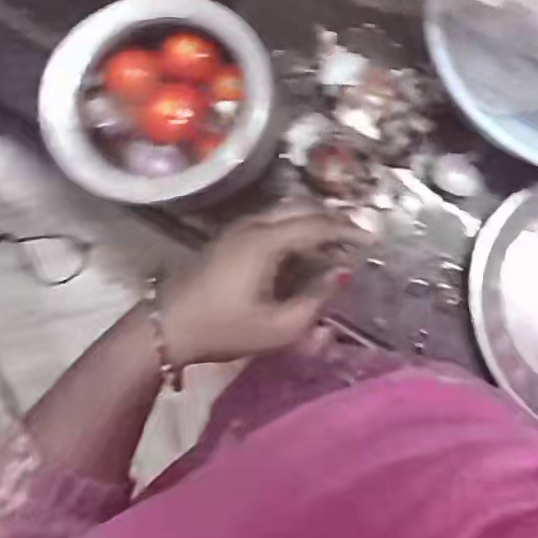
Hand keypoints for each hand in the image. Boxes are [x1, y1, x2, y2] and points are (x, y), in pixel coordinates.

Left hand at [160, 202, 373, 365]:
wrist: (165, 328)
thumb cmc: (222, 330)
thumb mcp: (276, 328)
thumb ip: (315, 300)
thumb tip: (341, 273)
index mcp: (266, 241)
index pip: (318, 225)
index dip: (348, 231)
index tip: (372, 240)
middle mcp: (255, 223)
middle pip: (305, 208)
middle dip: (336, 219)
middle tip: (359, 235)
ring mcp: (241, 225)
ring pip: (289, 209)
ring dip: (316, 219)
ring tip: (338, 239)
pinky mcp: (232, 234)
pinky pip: (275, 217)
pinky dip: (298, 224)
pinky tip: (306, 244)